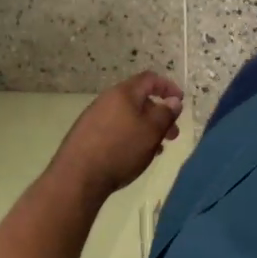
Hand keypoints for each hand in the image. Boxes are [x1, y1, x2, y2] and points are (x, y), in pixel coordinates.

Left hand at [47, 71, 183, 200]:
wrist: (76, 178)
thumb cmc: (120, 150)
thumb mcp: (151, 132)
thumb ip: (166, 113)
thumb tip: (174, 100)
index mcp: (124, 93)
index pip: (150, 79)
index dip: (168, 87)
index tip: (180, 102)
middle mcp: (106, 100)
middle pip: (138, 99)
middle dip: (158, 114)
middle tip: (171, 135)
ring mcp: (93, 117)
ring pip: (126, 117)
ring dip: (144, 128)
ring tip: (154, 150)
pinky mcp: (84, 135)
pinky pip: (113, 129)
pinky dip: (128, 136)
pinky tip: (132, 156)